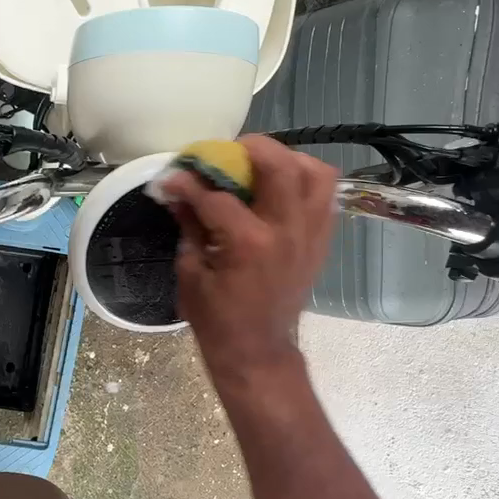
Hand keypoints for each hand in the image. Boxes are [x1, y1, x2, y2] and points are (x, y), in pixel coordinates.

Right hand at [158, 136, 337, 382]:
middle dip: (249, 149)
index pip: (216, 195)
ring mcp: (310, 233)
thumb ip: (189, 226)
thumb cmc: (217, 320)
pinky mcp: (322, 239)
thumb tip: (176, 193)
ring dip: (286, 159)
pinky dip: (304, 181)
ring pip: (314, 172)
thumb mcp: (191, 273)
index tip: (173, 175)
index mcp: (247, 243)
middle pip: (279, 164)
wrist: (258, 350)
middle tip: (226, 153)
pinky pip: (324, 195)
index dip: (190, 182)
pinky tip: (279, 189)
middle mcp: (286, 230)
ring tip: (260, 166)